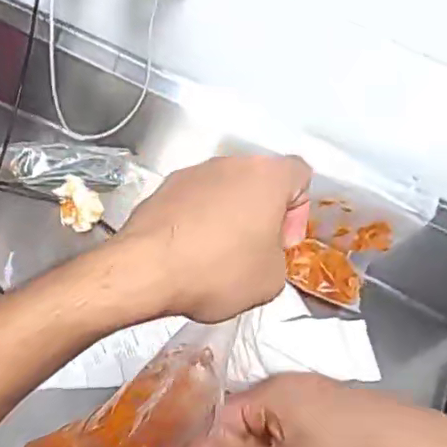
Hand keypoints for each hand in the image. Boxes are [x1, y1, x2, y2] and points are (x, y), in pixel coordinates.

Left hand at [114, 154, 311, 323]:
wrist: (146, 271)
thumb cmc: (214, 271)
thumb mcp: (268, 283)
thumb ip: (278, 264)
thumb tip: (264, 263)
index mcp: (268, 175)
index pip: (299, 179)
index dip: (297, 215)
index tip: (282, 246)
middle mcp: (229, 164)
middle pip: (254, 186)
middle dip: (256, 219)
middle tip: (249, 255)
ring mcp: (189, 176)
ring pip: (217, 196)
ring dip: (220, 223)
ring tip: (211, 262)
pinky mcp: (158, 194)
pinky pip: (185, 209)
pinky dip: (188, 229)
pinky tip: (183, 260)